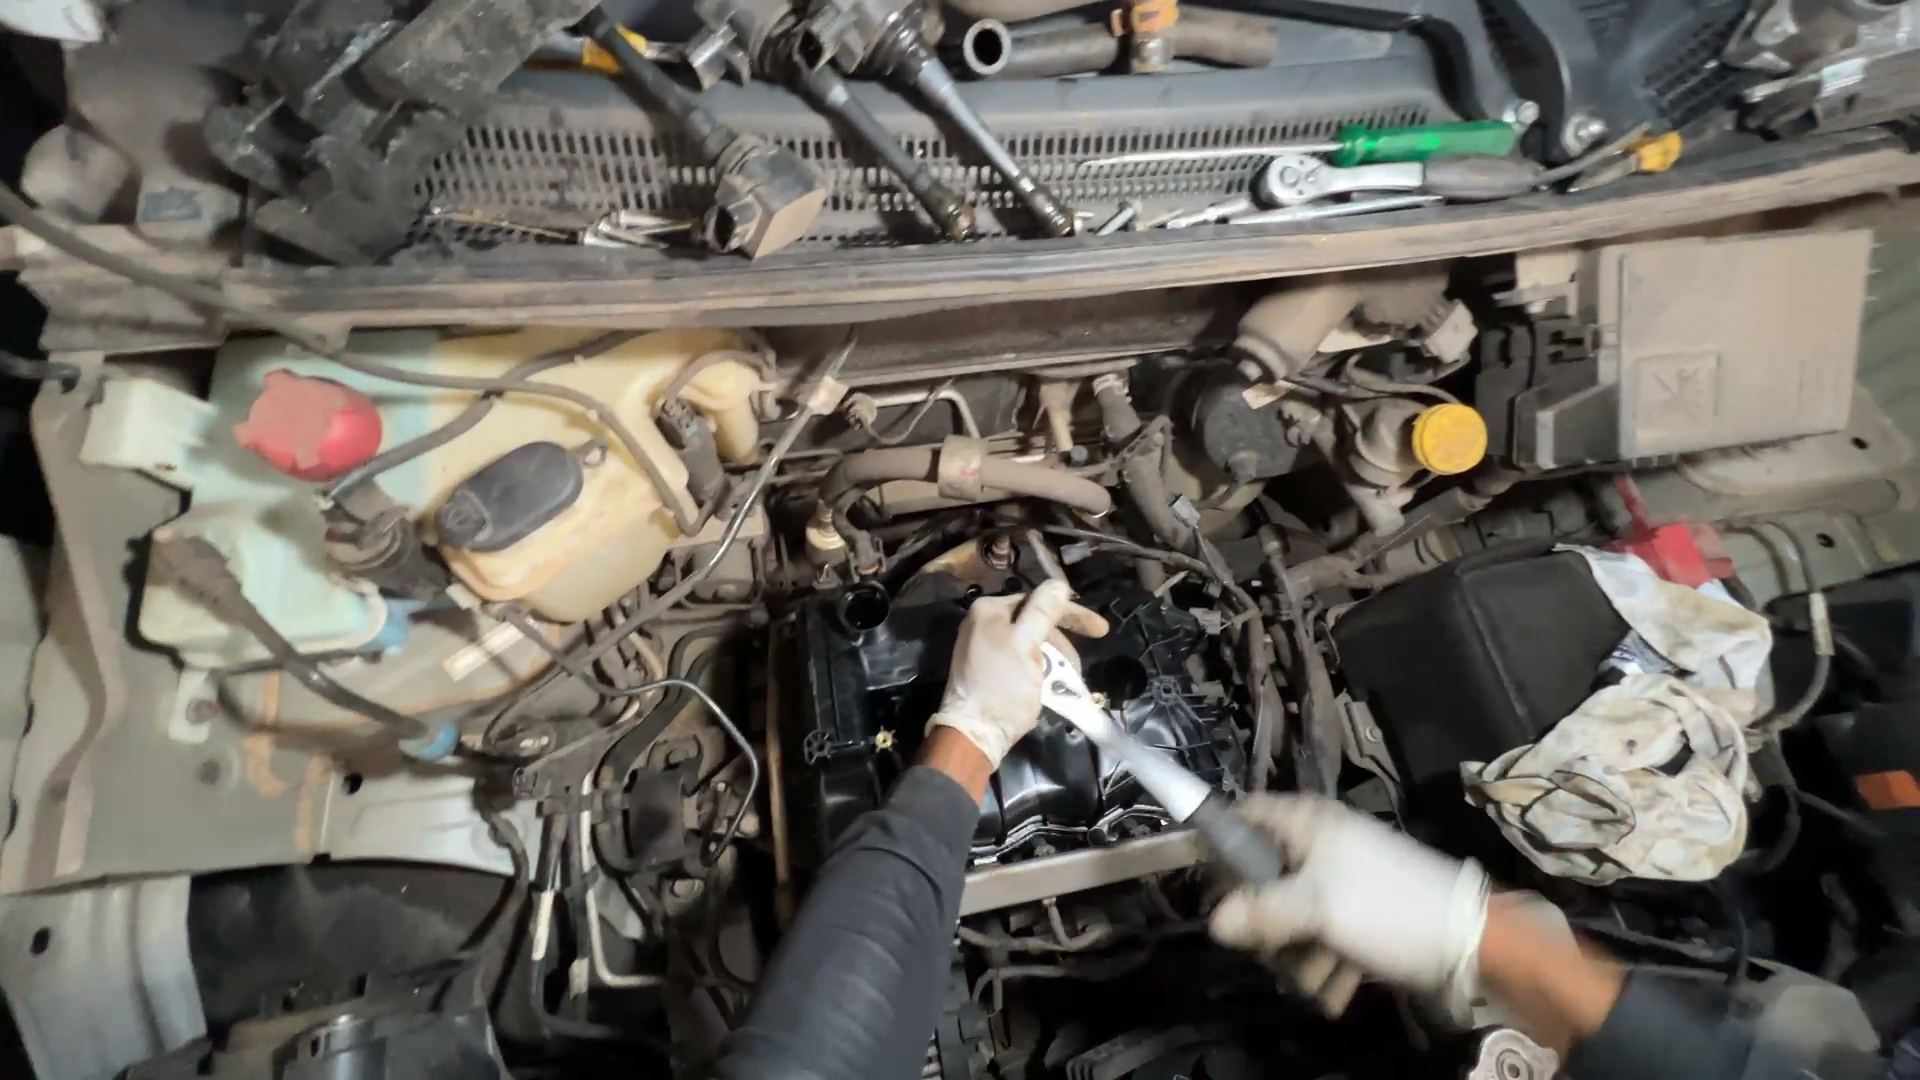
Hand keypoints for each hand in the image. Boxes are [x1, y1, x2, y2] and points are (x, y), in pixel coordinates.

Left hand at [928, 580, 1108, 767]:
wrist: (974, 734)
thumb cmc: (1003, 688)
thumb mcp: (1026, 646)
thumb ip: (1043, 612)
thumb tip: (1059, 584)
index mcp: (989, 610)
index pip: (1039, 601)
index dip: (1073, 614)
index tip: (1101, 630)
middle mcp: (983, 622)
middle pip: (1035, 621)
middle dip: (1062, 643)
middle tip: (1079, 665)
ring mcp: (982, 645)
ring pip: (1030, 642)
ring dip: (1053, 659)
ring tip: (1067, 681)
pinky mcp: (986, 667)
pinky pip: (1020, 658)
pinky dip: (1039, 668)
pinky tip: (1050, 683)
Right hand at [1208, 794, 1489, 1008]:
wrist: (1478, 941)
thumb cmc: (1387, 906)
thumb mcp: (1317, 908)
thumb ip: (1260, 914)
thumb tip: (1215, 924)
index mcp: (1304, 821)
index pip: (1244, 814)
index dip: (1221, 844)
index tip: (1215, 885)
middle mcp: (1317, 843)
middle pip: (1263, 875)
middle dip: (1269, 922)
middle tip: (1276, 947)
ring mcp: (1341, 878)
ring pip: (1293, 911)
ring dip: (1301, 952)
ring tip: (1322, 976)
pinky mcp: (1361, 910)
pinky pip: (1324, 930)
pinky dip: (1328, 958)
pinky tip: (1342, 983)